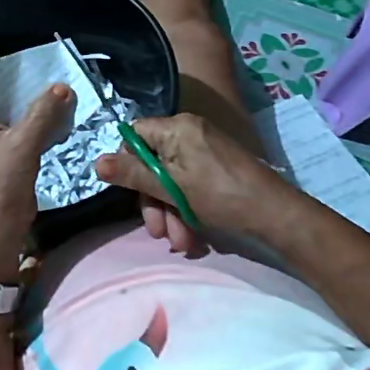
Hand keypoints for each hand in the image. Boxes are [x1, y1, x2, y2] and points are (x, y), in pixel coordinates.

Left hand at [0, 85, 74, 256]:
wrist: (1, 226)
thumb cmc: (3, 182)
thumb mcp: (23, 143)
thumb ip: (42, 113)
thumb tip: (63, 86)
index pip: (3, 90)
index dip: (28, 82)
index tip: (56, 73)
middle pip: (16, 103)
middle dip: (41, 98)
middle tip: (69, 88)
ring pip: (26, 118)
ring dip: (46, 114)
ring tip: (70, 104)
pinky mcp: (12, 155)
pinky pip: (32, 133)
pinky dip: (46, 129)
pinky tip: (64, 124)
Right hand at [94, 113, 294, 253]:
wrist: (273, 212)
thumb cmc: (220, 194)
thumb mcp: (172, 187)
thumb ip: (133, 175)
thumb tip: (96, 163)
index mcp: (177, 127)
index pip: (135, 134)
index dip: (127, 162)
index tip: (129, 191)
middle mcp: (189, 132)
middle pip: (153, 163)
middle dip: (154, 202)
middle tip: (159, 233)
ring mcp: (204, 150)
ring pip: (171, 180)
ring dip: (170, 213)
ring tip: (181, 243)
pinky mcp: (216, 168)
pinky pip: (190, 185)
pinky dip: (187, 209)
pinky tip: (192, 236)